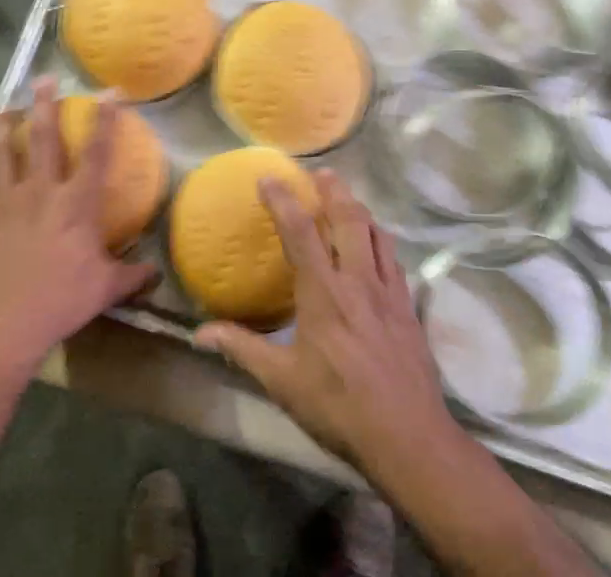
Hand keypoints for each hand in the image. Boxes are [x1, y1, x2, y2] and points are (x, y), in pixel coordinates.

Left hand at [0, 79, 156, 375]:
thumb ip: (131, 276)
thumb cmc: (59, 303)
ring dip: (6, 125)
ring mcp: (5, 200)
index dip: (107, 121)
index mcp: (76, 205)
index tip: (111, 92)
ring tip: (7, 108)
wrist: (1, 323)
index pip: (96, 153)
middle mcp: (40, 192)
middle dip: (45, 105)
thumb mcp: (105, 290)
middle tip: (43, 79)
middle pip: (44, 138)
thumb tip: (156, 273)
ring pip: (4, 150)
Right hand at [193, 170, 455, 468]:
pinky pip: (395, 262)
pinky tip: (378, 249)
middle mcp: (358, 283)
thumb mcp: (282, 381)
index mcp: (323, 294)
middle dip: (335, 191)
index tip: (268, 178)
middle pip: (349, 220)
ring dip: (361, 211)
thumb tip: (200, 332)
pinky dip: (382, 243)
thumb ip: (242, 349)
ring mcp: (390, 294)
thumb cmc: (338, 406)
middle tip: (322, 173)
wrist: (408, 437)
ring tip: (348, 200)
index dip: (283, 201)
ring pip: (377, 236)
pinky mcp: (410, 311)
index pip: (300, 233)